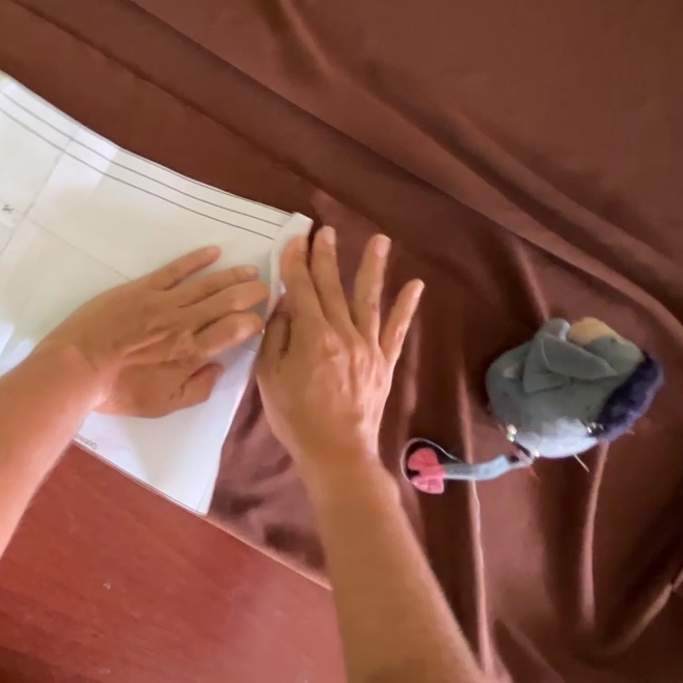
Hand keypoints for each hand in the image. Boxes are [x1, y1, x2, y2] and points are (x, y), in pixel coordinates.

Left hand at [37, 246, 268, 417]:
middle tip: (267, 289)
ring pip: (208, 285)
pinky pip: (175, 270)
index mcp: (191, 354)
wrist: (77, 367)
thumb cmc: (117, 391)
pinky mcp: (142, 288)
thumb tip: (219, 369)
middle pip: (228, 303)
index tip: (262, 319)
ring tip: (251, 271)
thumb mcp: (162, 405)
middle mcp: (184, 324)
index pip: (235, 331)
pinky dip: (197, 260)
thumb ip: (196, 390)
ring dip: (233, 276)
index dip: (254, 322)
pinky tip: (214, 252)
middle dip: (253, 294)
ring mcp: (163, 302)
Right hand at [256, 229, 422, 473]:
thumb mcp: (269, 375)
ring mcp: (368, 346)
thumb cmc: (294, 416)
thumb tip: (285, 303)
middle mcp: (343, 333)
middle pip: (333, 286)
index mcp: (312, 336)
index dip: (296, 262)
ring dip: (372, 267)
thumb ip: (276, 335)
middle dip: (327, 256)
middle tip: (325, 230)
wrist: (336, 452)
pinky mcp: (384, 362)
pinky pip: (397, 329)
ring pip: (369, 299)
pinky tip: (414, 285)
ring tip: (379, 240)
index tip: (295, 239)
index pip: (301, 288)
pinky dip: (406, 307)